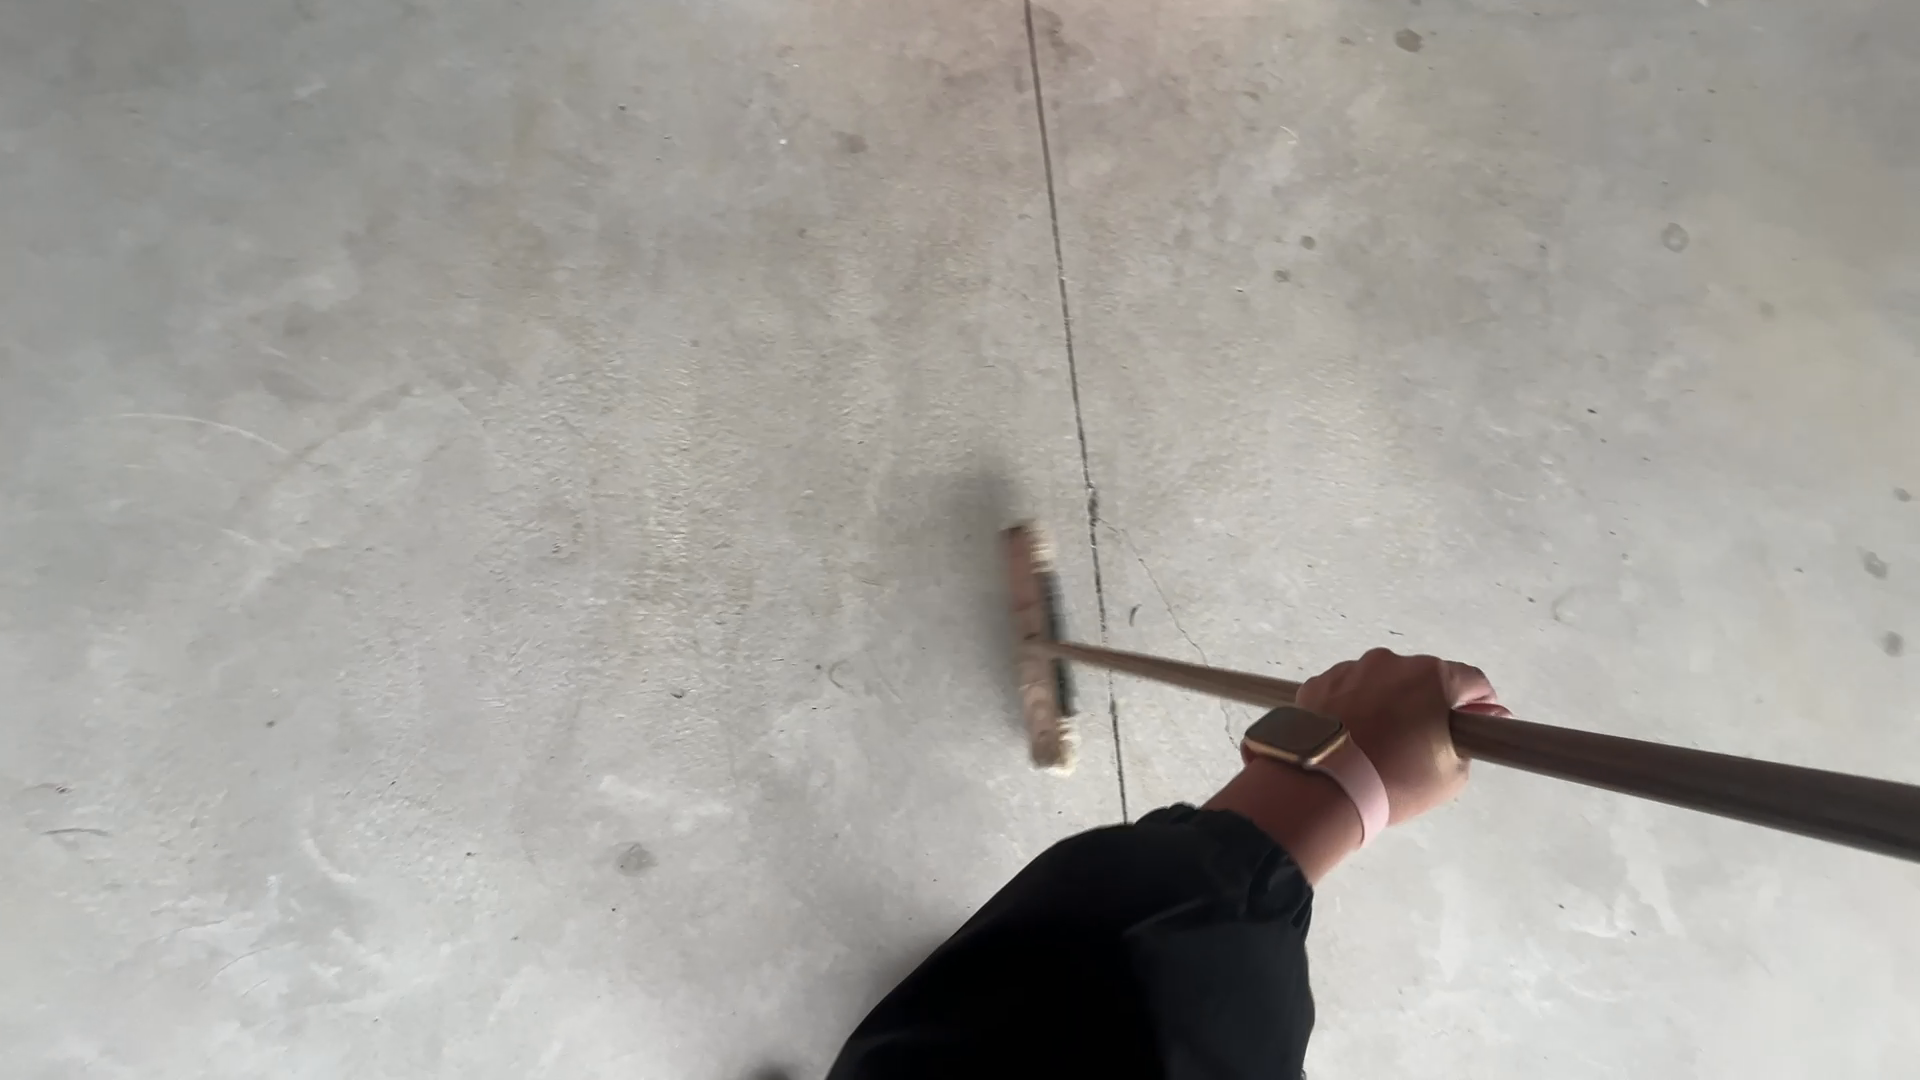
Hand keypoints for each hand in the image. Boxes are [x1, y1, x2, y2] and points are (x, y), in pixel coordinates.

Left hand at [1294, 648, 1510, 825]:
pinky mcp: (1316, 682)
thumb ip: (1471, 738)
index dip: (1478, 706)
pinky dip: (1349, 706)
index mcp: (1430, 675)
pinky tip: (1347, 734)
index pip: (1472, 682)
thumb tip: (1478, 718)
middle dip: (1426, 702)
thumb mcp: (1454, 771)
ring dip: (1384, 701)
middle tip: (1419, 738)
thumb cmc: (1397, 777)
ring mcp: (1346, 668)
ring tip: (1376, 738)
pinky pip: (1343, 691)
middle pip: (1420, 678)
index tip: (1472, 727)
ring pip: (1377, 681)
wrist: (1323, 782)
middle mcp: (1387, 661)